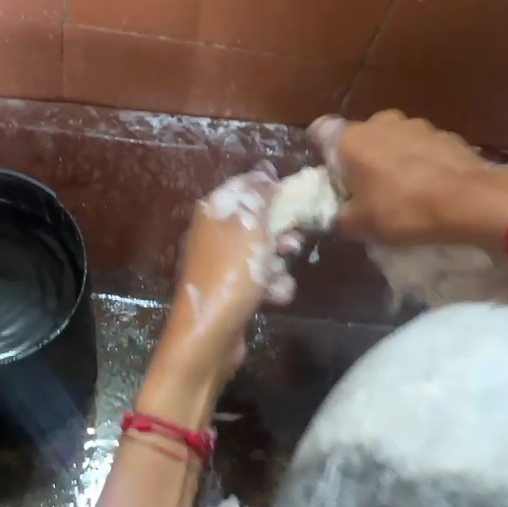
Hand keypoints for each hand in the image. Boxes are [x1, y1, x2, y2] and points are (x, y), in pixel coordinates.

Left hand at [158, 169, 288, 384]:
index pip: (246, 184)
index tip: (297, 197)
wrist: (209, 333)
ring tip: (278, 276)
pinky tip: (273, 298)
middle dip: (282, 231)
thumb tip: (266, 172)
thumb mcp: (250, 227)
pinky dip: (271, 287)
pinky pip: (261, 279)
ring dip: (279, 265)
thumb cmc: (230, 274)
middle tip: (292, 244)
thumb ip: (261, 196)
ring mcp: (223, 263)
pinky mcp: (232, 290)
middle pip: (259, 219)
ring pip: (265, 251)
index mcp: (213, 211)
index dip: (272, 188)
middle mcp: (215, 233)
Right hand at [310, 110, 507, 250]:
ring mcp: (417, 125)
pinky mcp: (446, 134)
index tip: (329, 174)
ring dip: (391, 158)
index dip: (320, 151)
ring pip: (392, 139)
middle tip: (364, 188)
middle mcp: (381, 123)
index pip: (321, 131)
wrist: (470, 201)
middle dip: (359, 157)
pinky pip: (421, 147)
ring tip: (400, 189)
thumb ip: (340, 218)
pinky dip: (419, 162)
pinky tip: (428, 186)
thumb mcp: (361, 225)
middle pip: (360, 136)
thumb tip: (336, 218)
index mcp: (351, 140)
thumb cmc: (403, 209)